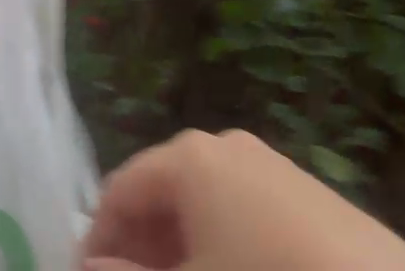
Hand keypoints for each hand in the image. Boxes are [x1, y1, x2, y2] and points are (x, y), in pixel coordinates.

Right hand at [82, 129, 404, 270]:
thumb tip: (93, 268)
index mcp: (190, 157)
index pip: (120, 190)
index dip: (97, 240)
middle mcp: (227, 146)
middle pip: (162, 193)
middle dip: (140, 246)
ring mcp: (273, 167)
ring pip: (204, 206)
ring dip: (179, 250)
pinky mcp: (311, 196)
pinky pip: (244, 215)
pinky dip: (222, 248)